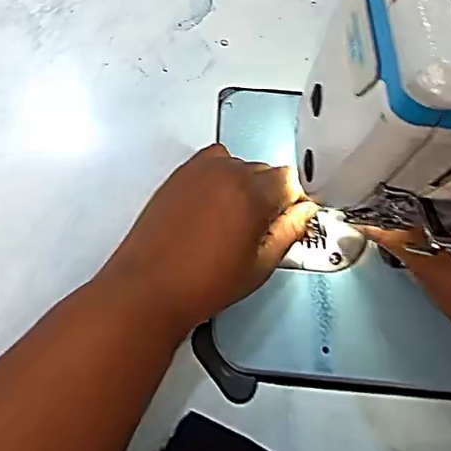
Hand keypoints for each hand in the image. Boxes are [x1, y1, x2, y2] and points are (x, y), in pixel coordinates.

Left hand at [94, 144, 317, 334]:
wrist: (149, 288)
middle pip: (265, 170)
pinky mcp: (180, 173)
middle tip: (260, 226)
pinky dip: (219, 176)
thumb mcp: (258, 266)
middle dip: (269, 194)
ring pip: (239, 164)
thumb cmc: (195, 284)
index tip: (290, 216)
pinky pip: (212, 162)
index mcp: (250, 195)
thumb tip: (302, 215)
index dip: (293, 202)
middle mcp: (225, 174)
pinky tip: (214, 205)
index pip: (289, 181)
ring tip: (233, 219)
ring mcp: (200, 171)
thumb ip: (287, 233)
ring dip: (243, 184)